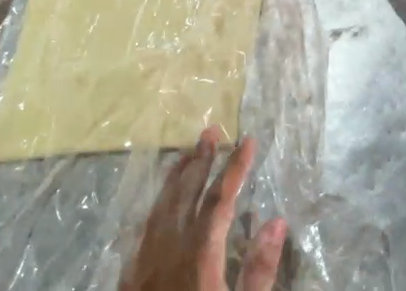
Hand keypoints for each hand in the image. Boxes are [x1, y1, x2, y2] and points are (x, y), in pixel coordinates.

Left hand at [121, 125, 286, 290]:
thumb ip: (258, 271)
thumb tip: (276, 221)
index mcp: (198, 262)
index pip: (219, 202)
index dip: (234, 168)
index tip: (249, 140)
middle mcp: (166, 259)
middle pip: (183, 199)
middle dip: (200, 163)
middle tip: (211, 130)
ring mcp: (143, 272)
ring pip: (157, 214)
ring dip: (173, 181)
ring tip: (186, 154)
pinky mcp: (129, 286)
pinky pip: (140, 236)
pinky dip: (154, 210)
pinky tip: (158, 206)